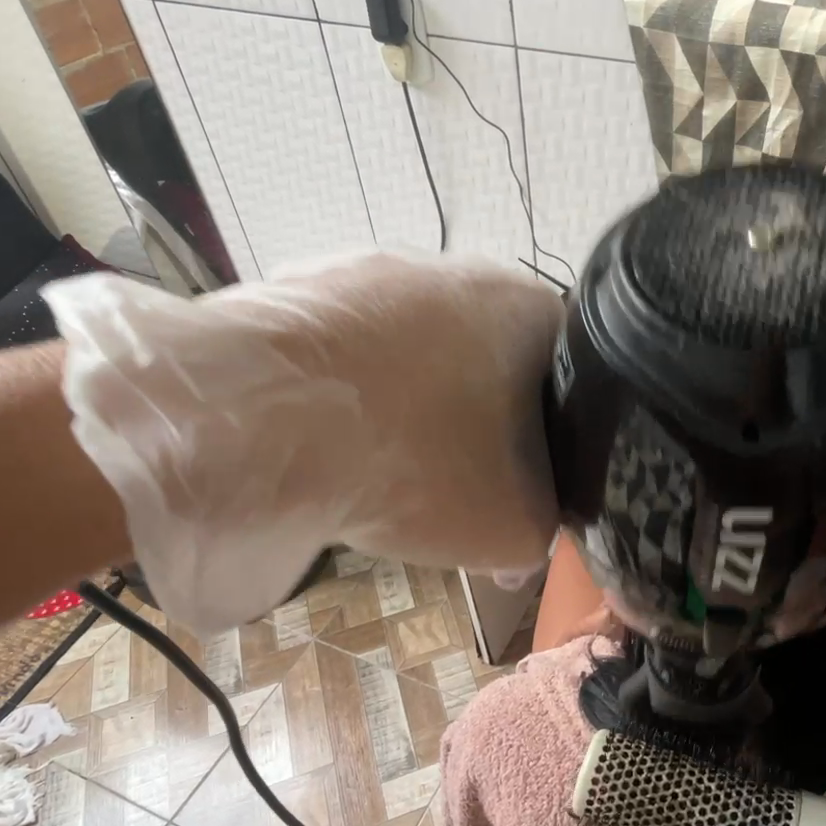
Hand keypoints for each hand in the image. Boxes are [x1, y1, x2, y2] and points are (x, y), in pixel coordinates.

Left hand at [48, 252, 563, 630]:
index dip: (550, 440)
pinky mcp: (295, 288)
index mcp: (527, 306)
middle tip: (454, 484)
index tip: (521, 483)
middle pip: (487, 362)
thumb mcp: (512, 528)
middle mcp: (455, 267)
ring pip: (413, 353)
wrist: (258, 426)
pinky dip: (346, 394)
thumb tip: (517, 558)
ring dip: (409, 407)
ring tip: (382, 467)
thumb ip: (542, 536)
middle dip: (477, 424)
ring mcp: (367, 269)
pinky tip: (328, 440)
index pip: (567, 376)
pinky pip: (344, 352)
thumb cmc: (415, 467)